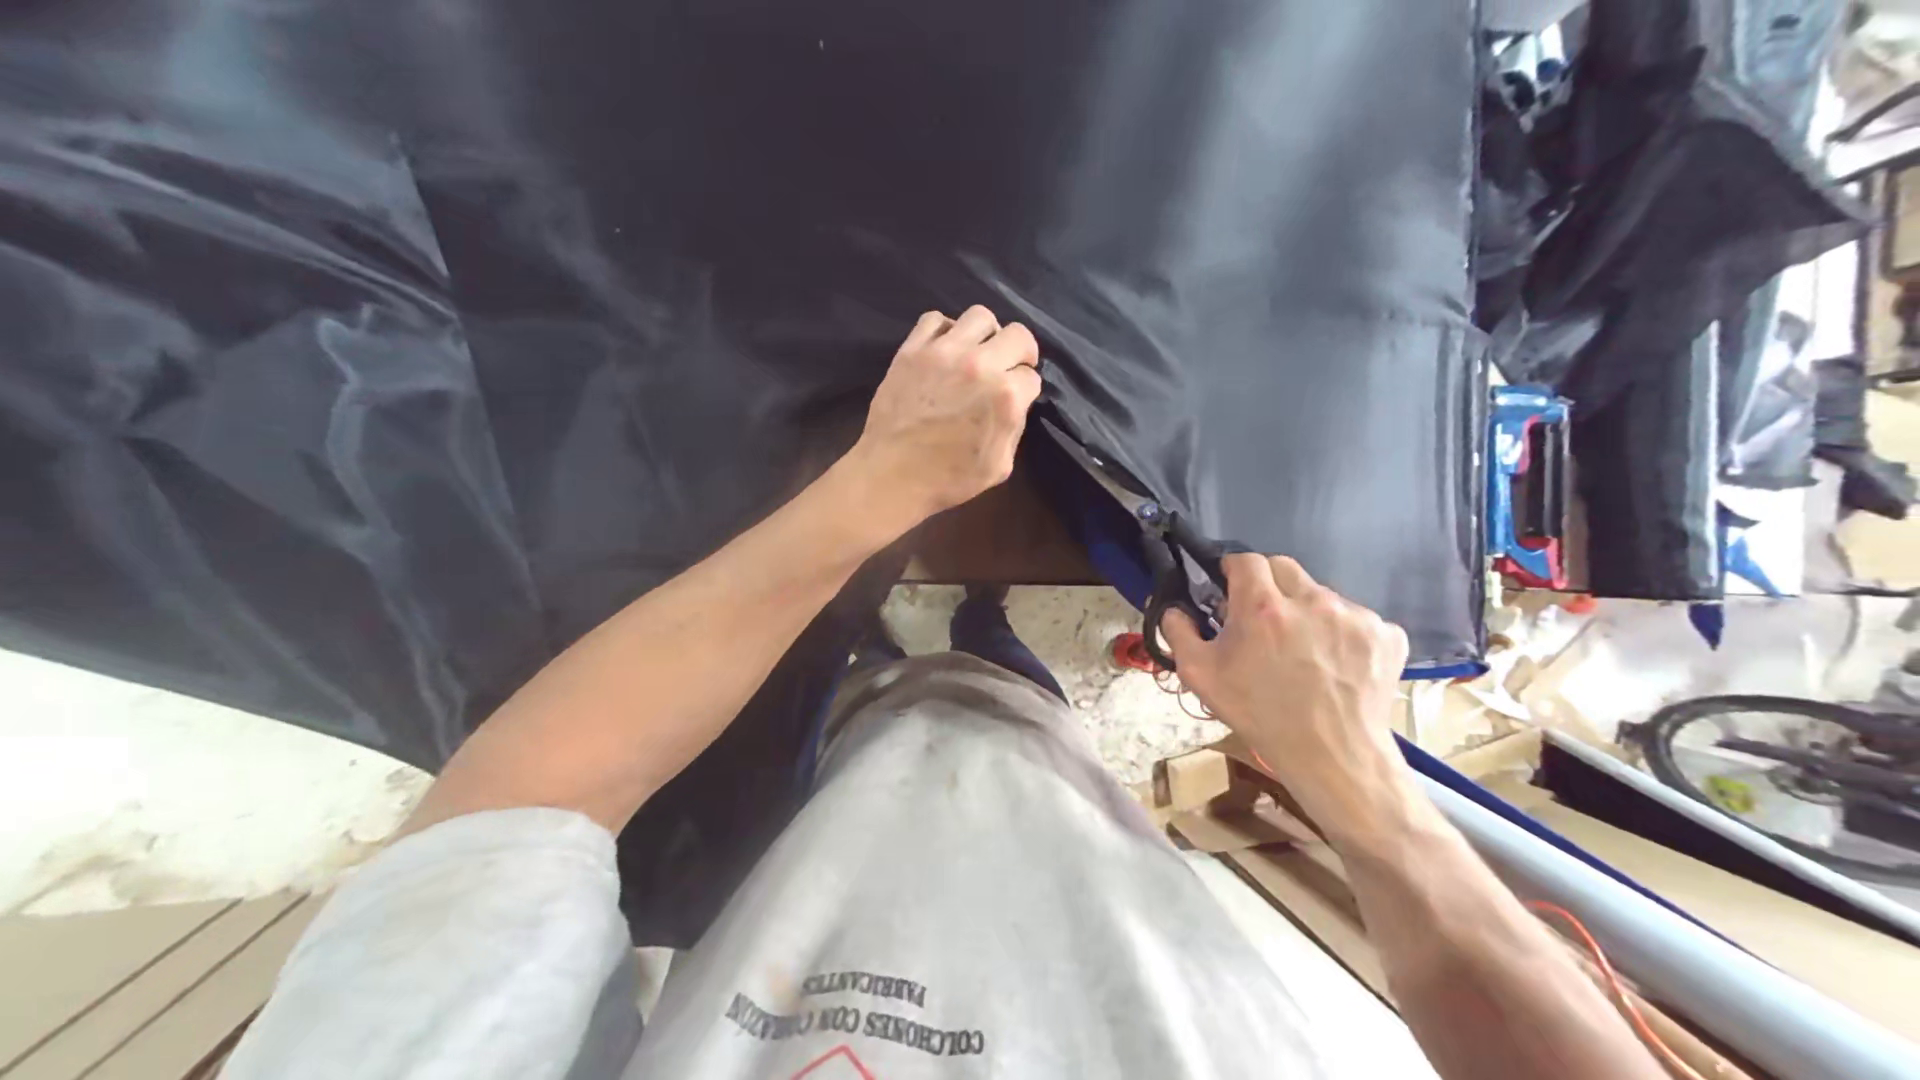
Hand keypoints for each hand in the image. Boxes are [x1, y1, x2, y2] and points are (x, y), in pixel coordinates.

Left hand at [846, 306, 1043, 531]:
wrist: (892, 476)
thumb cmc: (948, 479)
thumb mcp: (1000, 465)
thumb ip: (1014, 426)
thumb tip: (1015, 403)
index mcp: (1005, 396)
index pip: (1031, 376)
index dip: (1025, 388)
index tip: (1016, 398)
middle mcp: (979, 365)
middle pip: (1017, 335)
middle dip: (1020, 352)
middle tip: (1009, 367)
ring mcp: (942, 352)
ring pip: (980, 316)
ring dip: (987, 333)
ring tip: (978, 352)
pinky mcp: (912, 350)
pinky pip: (935, 319)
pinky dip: (946, 330)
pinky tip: (945, 350)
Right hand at [1162, 554, 1415, 843]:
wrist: (1333, 758)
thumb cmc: (1260, 715)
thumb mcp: (1201, 677)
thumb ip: (1179, 632)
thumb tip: (1175, 608)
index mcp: (1263, 607)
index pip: (1246, 559)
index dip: (1234, 570)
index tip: (1231, 590)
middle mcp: (1312, 600)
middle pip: (1284, 568)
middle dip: (1269, 585)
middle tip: (1263, 619)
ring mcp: (1355, 615)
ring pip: (1320, 594)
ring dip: (1306, 610)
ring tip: (1303, 650)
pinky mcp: (1386, 634)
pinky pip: (1356, 618)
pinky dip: (1342, 633)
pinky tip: (1334, 663)